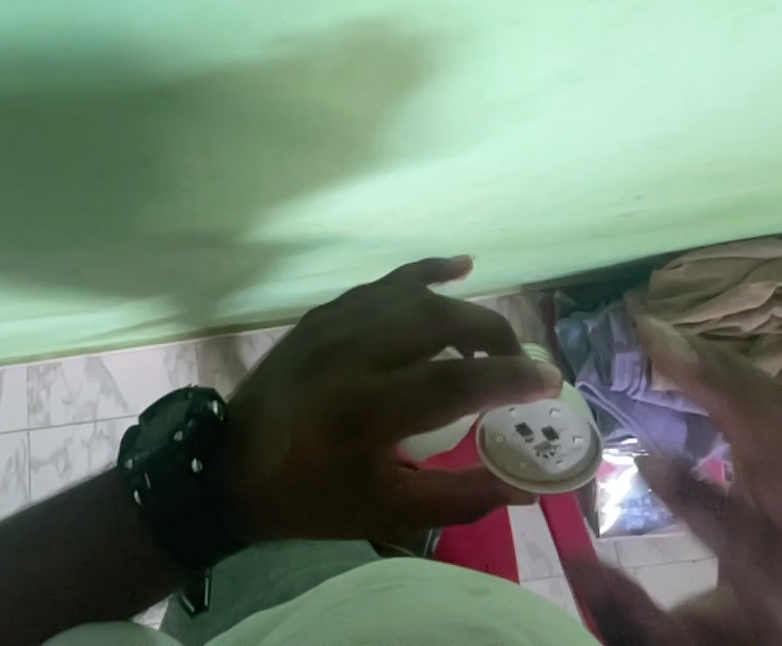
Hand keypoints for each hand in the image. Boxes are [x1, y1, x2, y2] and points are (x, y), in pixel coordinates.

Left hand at [219, 256, 562, 542]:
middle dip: (492, 336)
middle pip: (437, 322)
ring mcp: (333, 325)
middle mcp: (350, 354)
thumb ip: (458, 497)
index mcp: (364, 411)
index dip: (508, 379)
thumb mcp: (385, 513)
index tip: (549, 383)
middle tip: (522, 363)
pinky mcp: (324, 313)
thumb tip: (524, 482)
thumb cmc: (310, 495)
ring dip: (462, 309)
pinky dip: (423, 273)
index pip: (452, 383)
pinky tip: (458, 267)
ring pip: (412, 295)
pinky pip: (382, 283)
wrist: (233, 463)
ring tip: (491, 338)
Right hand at [565, 317, 781, 645]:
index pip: (751, 541)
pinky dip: (737, 375)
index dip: (700, 498)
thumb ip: (632, 615)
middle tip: (651, 341)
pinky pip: (780, 411)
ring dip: (724, 369)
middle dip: (718, 387)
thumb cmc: (747, 643)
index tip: (644, 461)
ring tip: (662, 335)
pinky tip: (693, 356)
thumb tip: (573, 559)